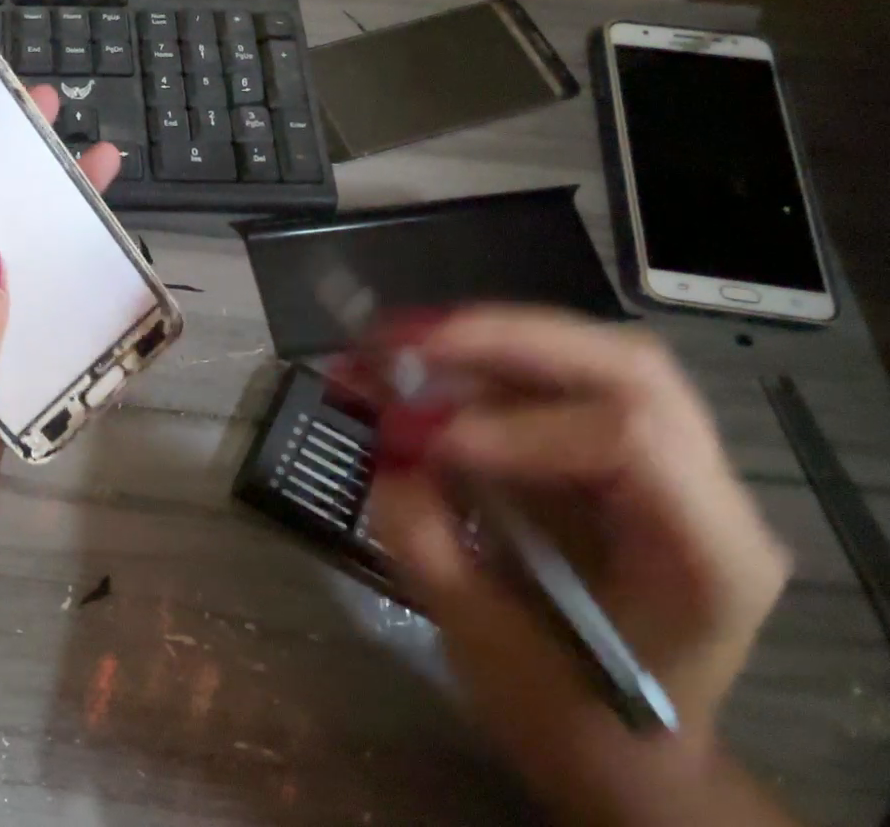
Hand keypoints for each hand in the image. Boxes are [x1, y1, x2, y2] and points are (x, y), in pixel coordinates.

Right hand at [363, 307, 790, 818]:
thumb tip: (386, 458)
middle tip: (394, 338)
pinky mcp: (609, 460)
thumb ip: (431, 548)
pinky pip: (546, 388)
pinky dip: (470, 369)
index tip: (412, 439)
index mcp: (705, 554)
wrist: (624, 752)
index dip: (513, 425)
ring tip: (384, 344)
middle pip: (622, 369)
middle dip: (499, 340)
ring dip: (478, 344)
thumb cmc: (570, 721)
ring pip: (585, 361)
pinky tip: (408, 369)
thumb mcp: (490, 649)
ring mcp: (662, 468)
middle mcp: (704, 492)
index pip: (631, 439)